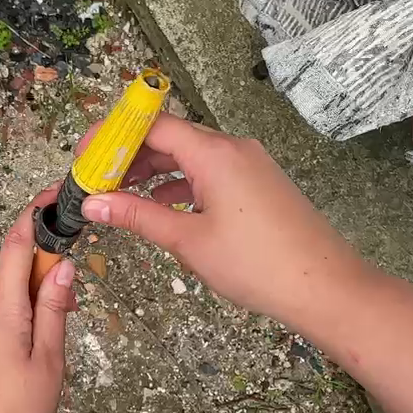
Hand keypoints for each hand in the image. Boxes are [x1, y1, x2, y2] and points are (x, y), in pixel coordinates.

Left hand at [0, 199, 74, 412]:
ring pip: (10, 287)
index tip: (57, 195)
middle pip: (13, 262)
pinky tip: (47, 331)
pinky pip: (4, 307)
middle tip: (78, 275)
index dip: (34, 213)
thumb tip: (64, 264)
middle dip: (46, 255)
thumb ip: (55, 309)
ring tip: (68, 310)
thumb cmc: (17, 412)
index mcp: (2, 307)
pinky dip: (28, 304)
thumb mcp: (49, 360)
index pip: (15, 243)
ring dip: (39, 284)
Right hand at [80, 115, 373, 324]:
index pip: (153, 125)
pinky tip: (163, 206)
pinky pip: (211, 171)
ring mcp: (250, 164)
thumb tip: (93, 203)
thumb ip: (137, 215)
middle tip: (97, 178)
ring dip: (155, 170)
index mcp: (214, 153)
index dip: (114, 135)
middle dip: (130, 155)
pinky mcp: (259, 182)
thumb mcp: (187, 239)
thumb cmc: (255, 264)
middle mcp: (233, 148)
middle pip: (171, 136)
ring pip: (191, 155)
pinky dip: (182, 183)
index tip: (85, 153)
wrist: (327, 288)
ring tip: (122, 194)